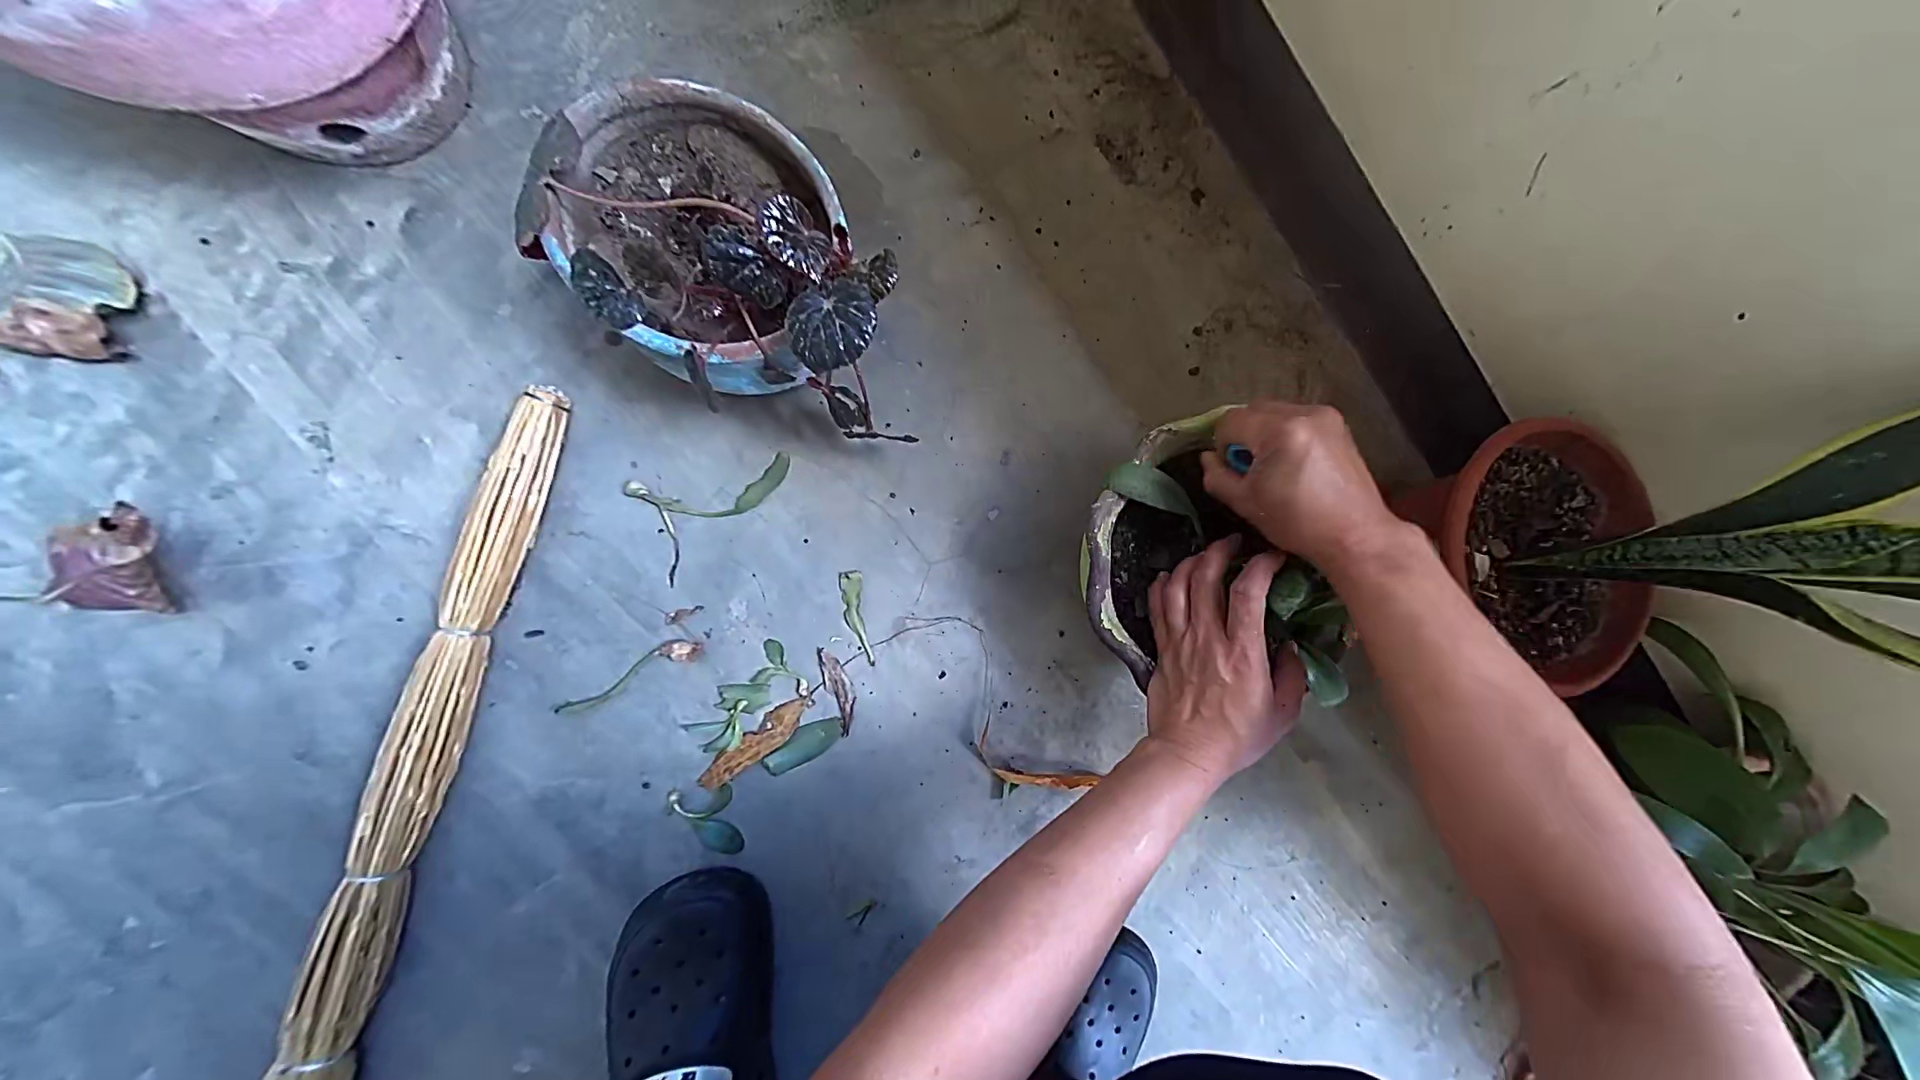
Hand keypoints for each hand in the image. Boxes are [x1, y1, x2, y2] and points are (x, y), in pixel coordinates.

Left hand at [1143, 536, 1306, 784]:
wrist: (1187, 752)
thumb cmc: (1238, 737)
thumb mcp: (1283, 712)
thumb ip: (1292, 674)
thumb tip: (1291, 645)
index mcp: (1242, 652)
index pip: (1248, 592)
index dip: (1261, 565)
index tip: (1273, 556)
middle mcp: (1207, 637)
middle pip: (1205, 576)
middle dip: (1220, 550)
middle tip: (1234, 544)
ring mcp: (1179, 640)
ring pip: (1176, 585)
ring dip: (1190, 562)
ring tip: (1204, 555)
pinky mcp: (1161, 648)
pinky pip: (1157, 607)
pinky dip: (1161, 585)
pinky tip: (1169, 576)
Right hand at [1200, 402, 1407, 574]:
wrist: (1355, 534)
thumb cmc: (1297, 523)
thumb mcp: (1244, 503)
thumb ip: (1216, 476)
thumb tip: (1208, 458)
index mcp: (1280, 431)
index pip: (1230, 421)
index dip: (1222, 447)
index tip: (1234, 472)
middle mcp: (1304, 413)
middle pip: (1252, 410)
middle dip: (1242, 437)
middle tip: (1251, 470)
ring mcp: (1325, 416)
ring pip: (1273, 412)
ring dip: (1262, 434)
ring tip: (1273, 467)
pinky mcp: (1337, 424)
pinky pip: (1295, 419)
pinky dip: (1283, 434)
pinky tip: (1292, 463)